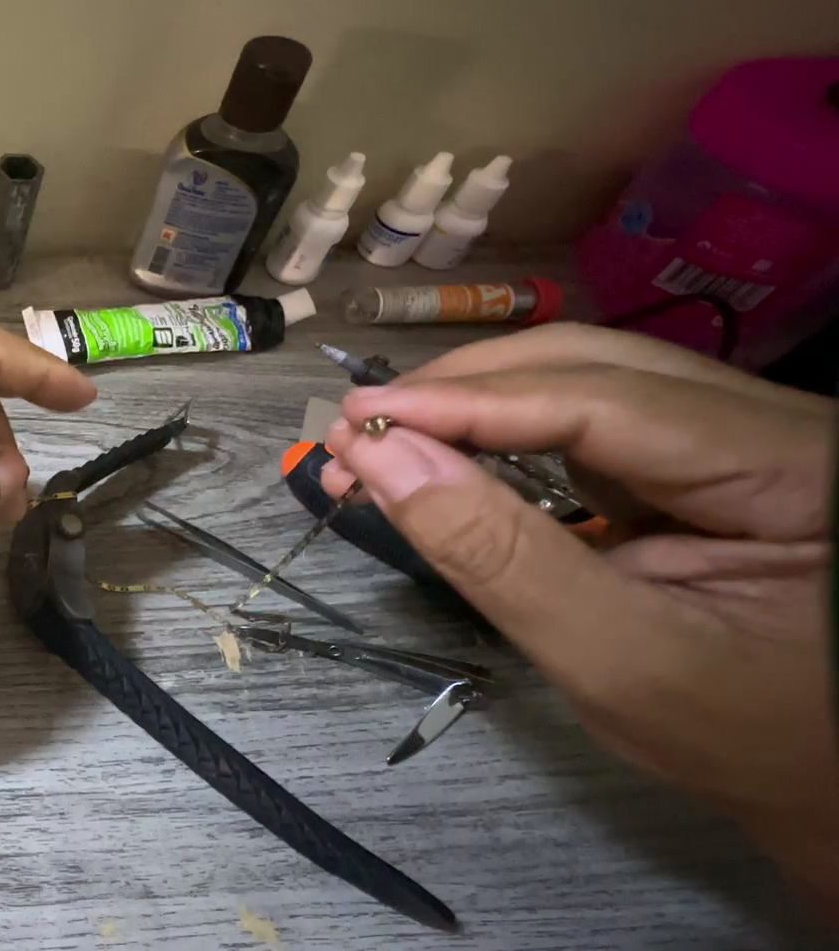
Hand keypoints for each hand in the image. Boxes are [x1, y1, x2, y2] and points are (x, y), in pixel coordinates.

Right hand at [318, 324, 837, 898]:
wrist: (830, 782)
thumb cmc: (747, 742)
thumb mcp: (615, 659)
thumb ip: (496, 553)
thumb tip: (377, 456)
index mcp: (807, 472)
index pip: (607, 402)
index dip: (467, 402)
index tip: (355, 417)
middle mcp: (780, 428)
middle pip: (587, 366)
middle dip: (455, 394)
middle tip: (356, 431)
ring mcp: (732, 439)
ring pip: (571, 383)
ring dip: (457, 411)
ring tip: (372, 450)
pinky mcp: (688, 462)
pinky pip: (569, 423)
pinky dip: (483, 438)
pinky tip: (427, 460)